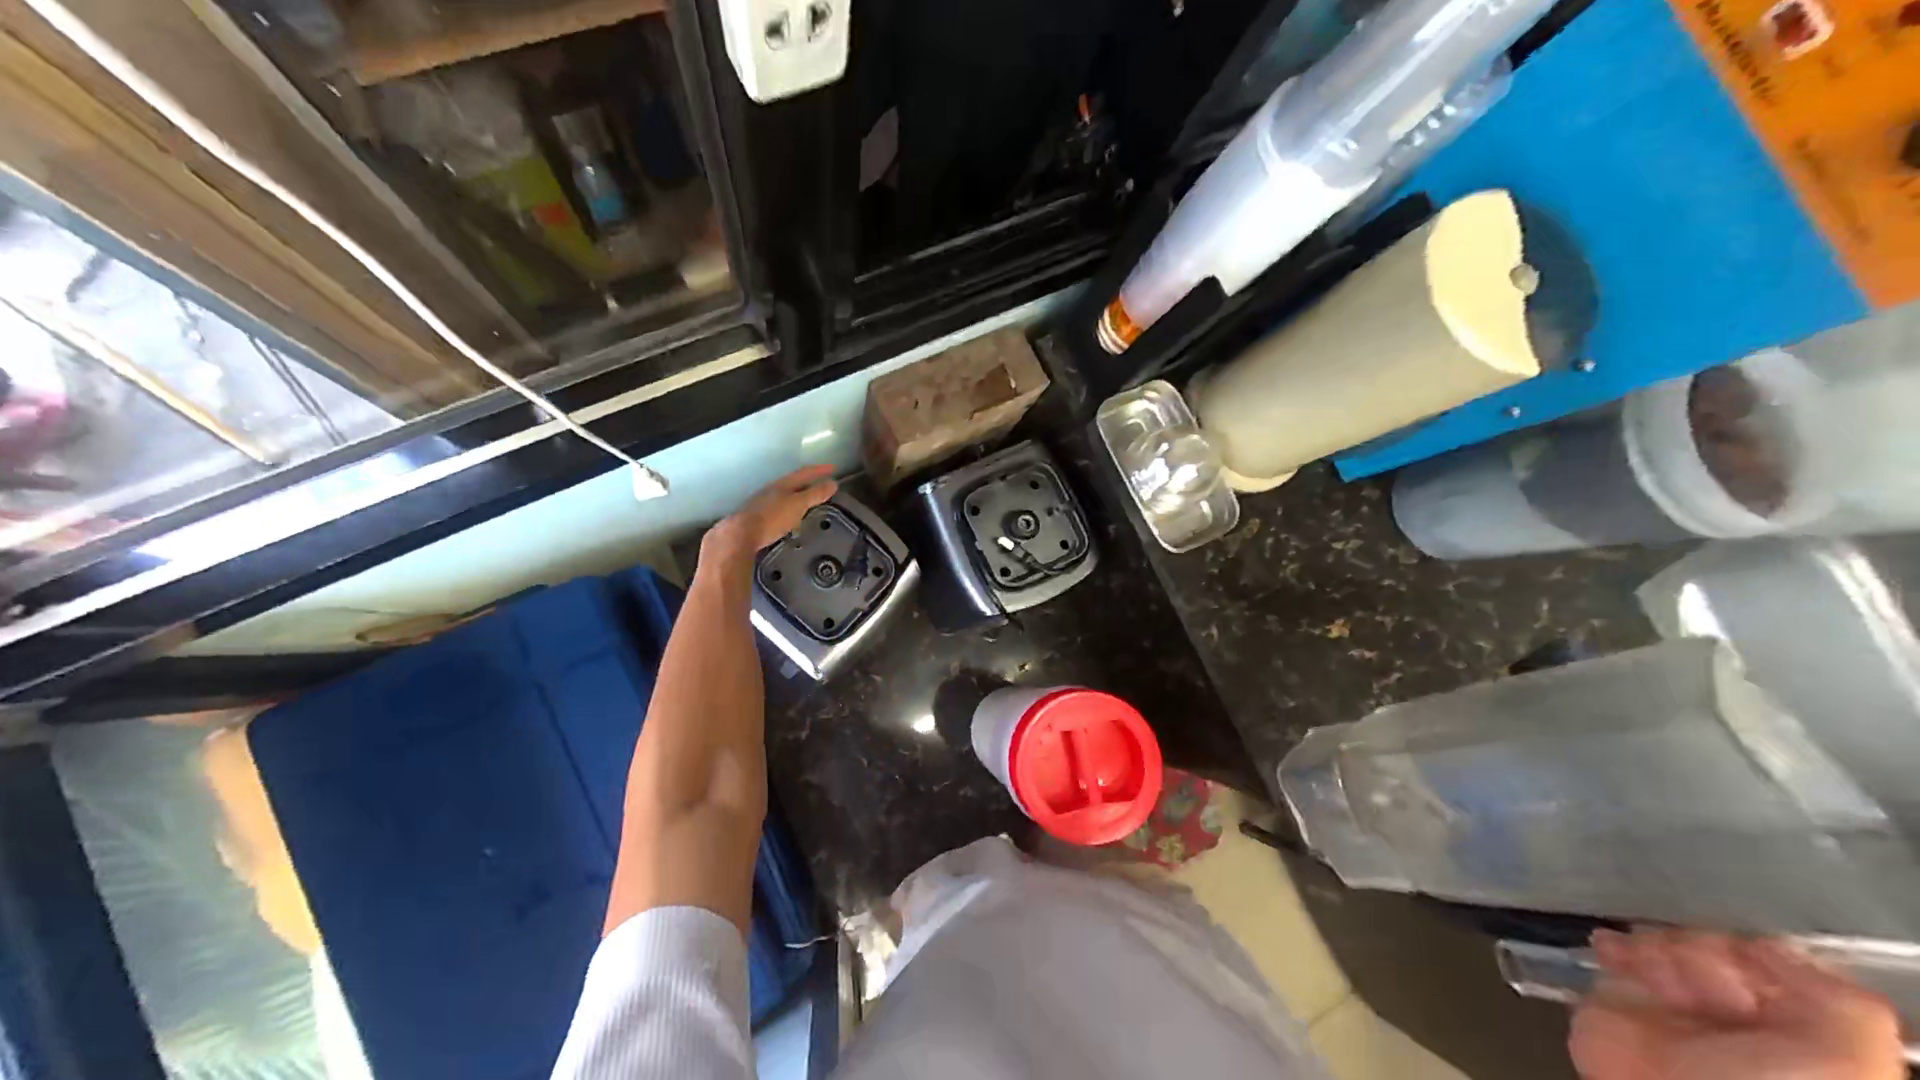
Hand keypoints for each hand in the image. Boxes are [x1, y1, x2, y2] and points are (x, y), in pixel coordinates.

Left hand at [704, 465, 837, 564]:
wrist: (740, 535)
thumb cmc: (772, 517)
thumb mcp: (797, 505)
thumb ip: (814, 494)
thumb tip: (832, 483)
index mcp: (782, 485)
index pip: (804, 473)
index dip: (819, 470)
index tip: (833, 468)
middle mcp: (771, 490)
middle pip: (793, 483)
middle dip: (808, 482)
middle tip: (822, 483)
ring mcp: (762, 503)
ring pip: (784, 495)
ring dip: (798, 496)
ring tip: (808, 501)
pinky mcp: (757, 518)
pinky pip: (778, 509)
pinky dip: (789, 509)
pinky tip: (790, 518)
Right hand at [1571, 929, 1903, 1079]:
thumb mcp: (1847, 1059)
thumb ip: (1838, 1001)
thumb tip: (1770, 948)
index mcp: (1789, 1028)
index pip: (1767, 962)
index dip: (1750, 953)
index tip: (1742, 964)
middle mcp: (1730, 1013)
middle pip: (1708, 947)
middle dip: (1698, 951)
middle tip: (1697, 982)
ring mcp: (1670, 1006)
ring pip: (1659, 944)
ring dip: (1653, 947)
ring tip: (1656, 975)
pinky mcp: (1616, 999)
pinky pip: (1610, 955)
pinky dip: (1609, 945)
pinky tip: (1614, 951)